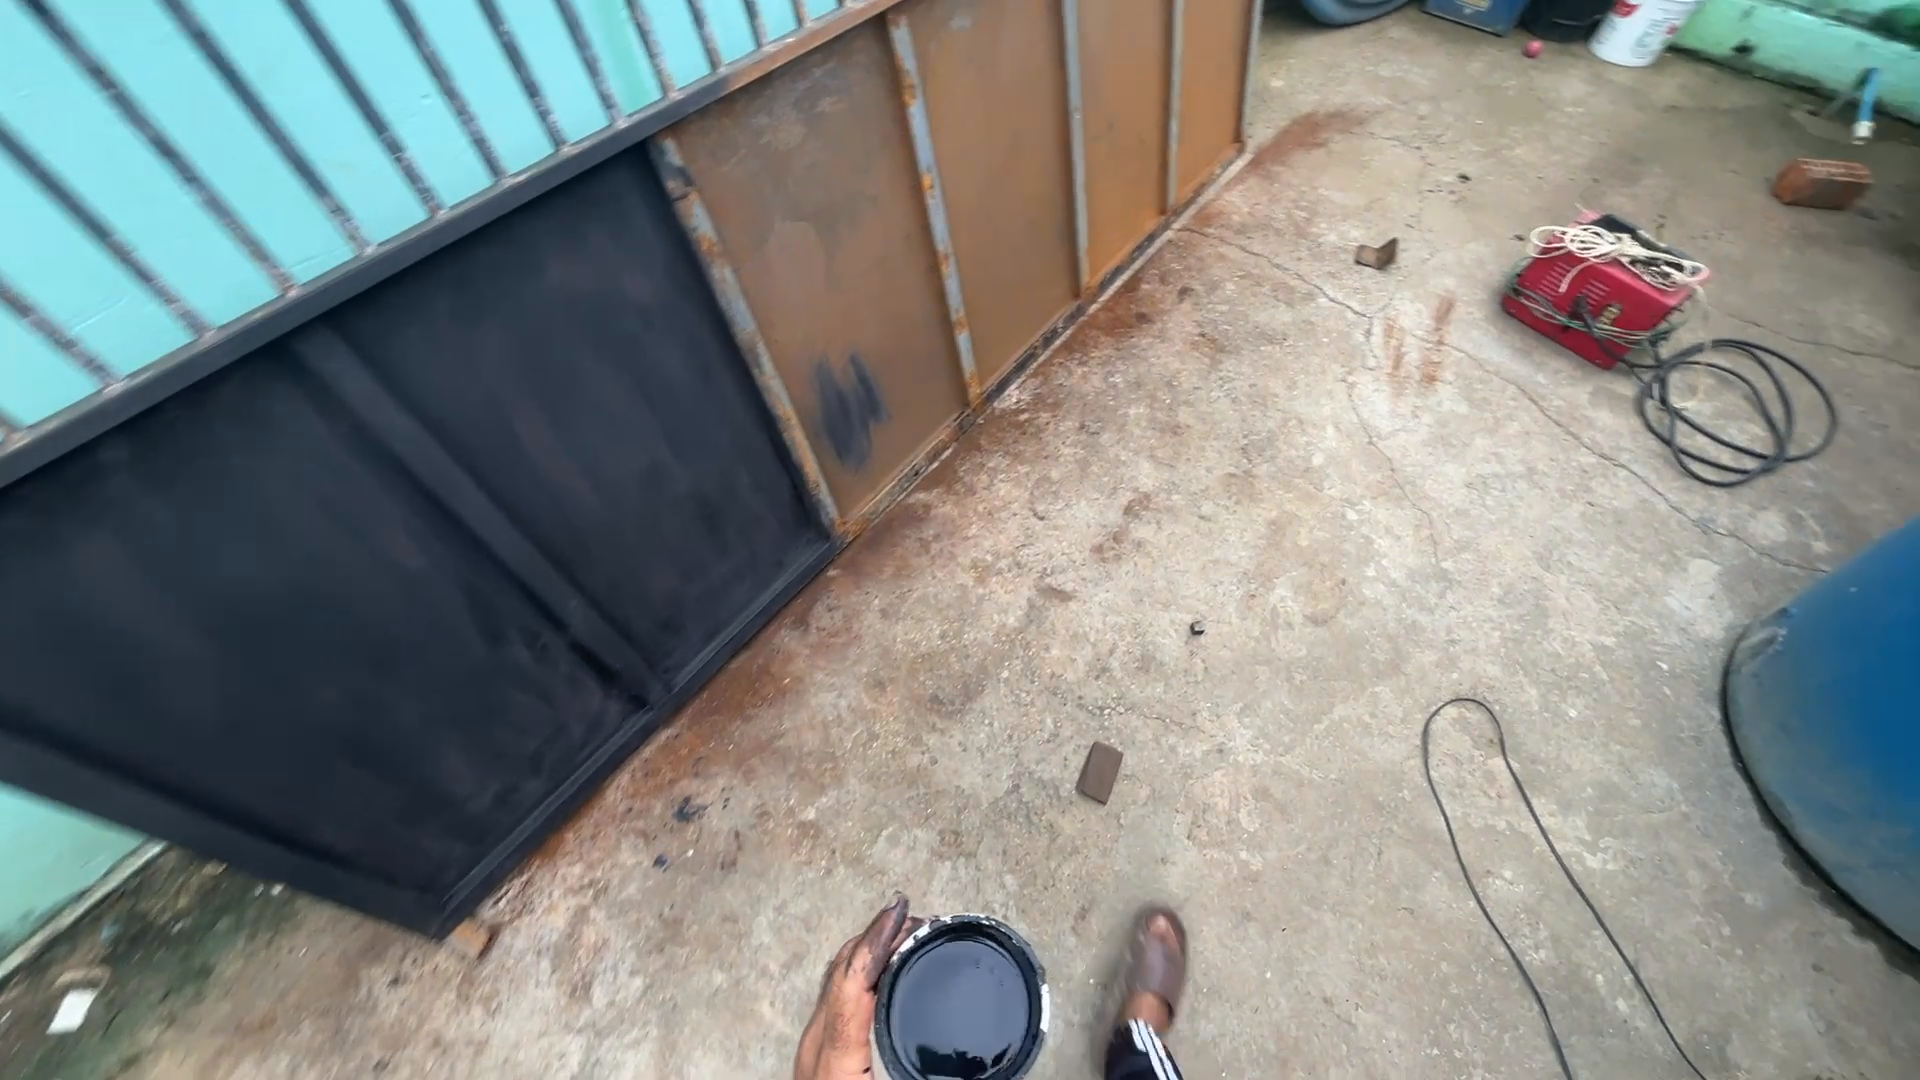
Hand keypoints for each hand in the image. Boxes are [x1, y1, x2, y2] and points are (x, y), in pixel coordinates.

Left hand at [793, 894, 923, 1079]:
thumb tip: (975, 1069)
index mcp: (835, 1061)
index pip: (852, 980)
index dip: (877, 937)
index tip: (901, 906)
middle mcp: (817, 1046)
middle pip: (842, 968)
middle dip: (879, 934)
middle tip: (918, 919)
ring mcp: (814, 1047)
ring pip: (837, 978)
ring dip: (870, 951)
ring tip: (905, 938)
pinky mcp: (819, 1054)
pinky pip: (838, 995)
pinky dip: (863, 972)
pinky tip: (884, 975)